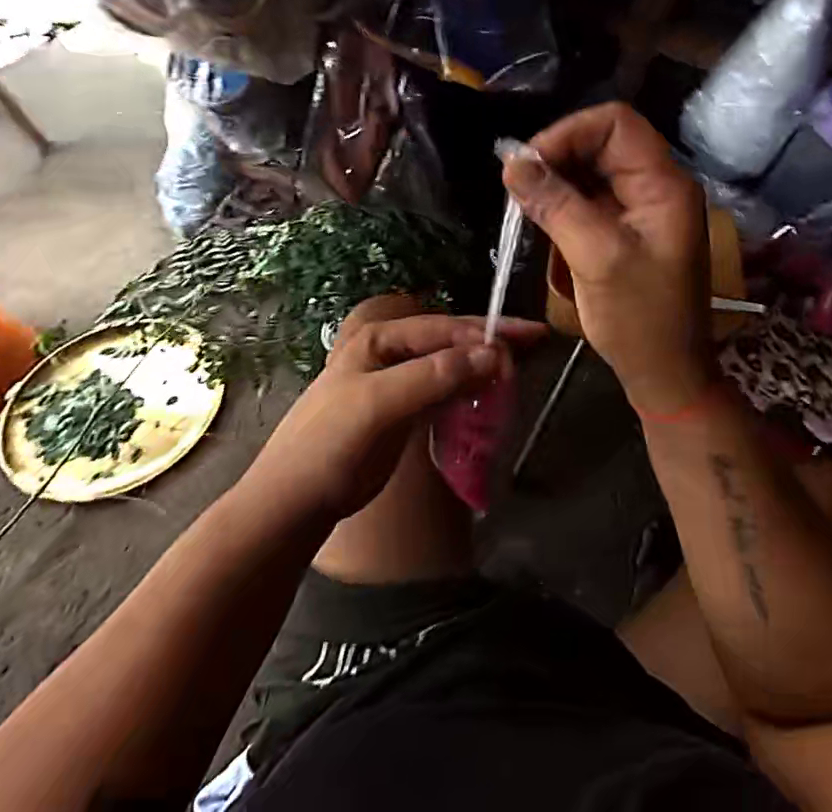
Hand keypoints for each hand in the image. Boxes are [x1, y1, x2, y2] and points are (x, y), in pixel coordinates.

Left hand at [240, 294, 544, 519]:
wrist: (294, 503)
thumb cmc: (329, 446)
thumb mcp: (378, 405)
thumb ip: (433, 377)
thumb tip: (492, 354)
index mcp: (380, 339)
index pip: (445, 327)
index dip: (488, 332)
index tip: (529, 340)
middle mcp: (392, 353)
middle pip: (454, 341)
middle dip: (493, 343)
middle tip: (537, 343)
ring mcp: (400, 382)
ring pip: (455, 366)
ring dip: (487, 367)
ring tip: (522, 368)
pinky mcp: (407, 411)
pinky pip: (449, 391)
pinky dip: (473, 391)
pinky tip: (494, 395)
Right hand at [502, 103, 714, 413]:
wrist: (666, 371)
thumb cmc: (640, 320)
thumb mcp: (596, 258)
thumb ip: (557, 205)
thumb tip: (513, 163)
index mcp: (665, 185)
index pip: (617, 124)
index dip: (570, 133)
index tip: (530, 164)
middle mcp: (659, 187)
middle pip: (604, 143)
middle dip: (559, 156)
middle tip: (519, 187)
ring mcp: (646, 209)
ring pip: (595, 170)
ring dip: (558, 180)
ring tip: (525, 204)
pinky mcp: (631, 229)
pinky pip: (595, 198)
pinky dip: (566, 202)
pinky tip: (542, 218)